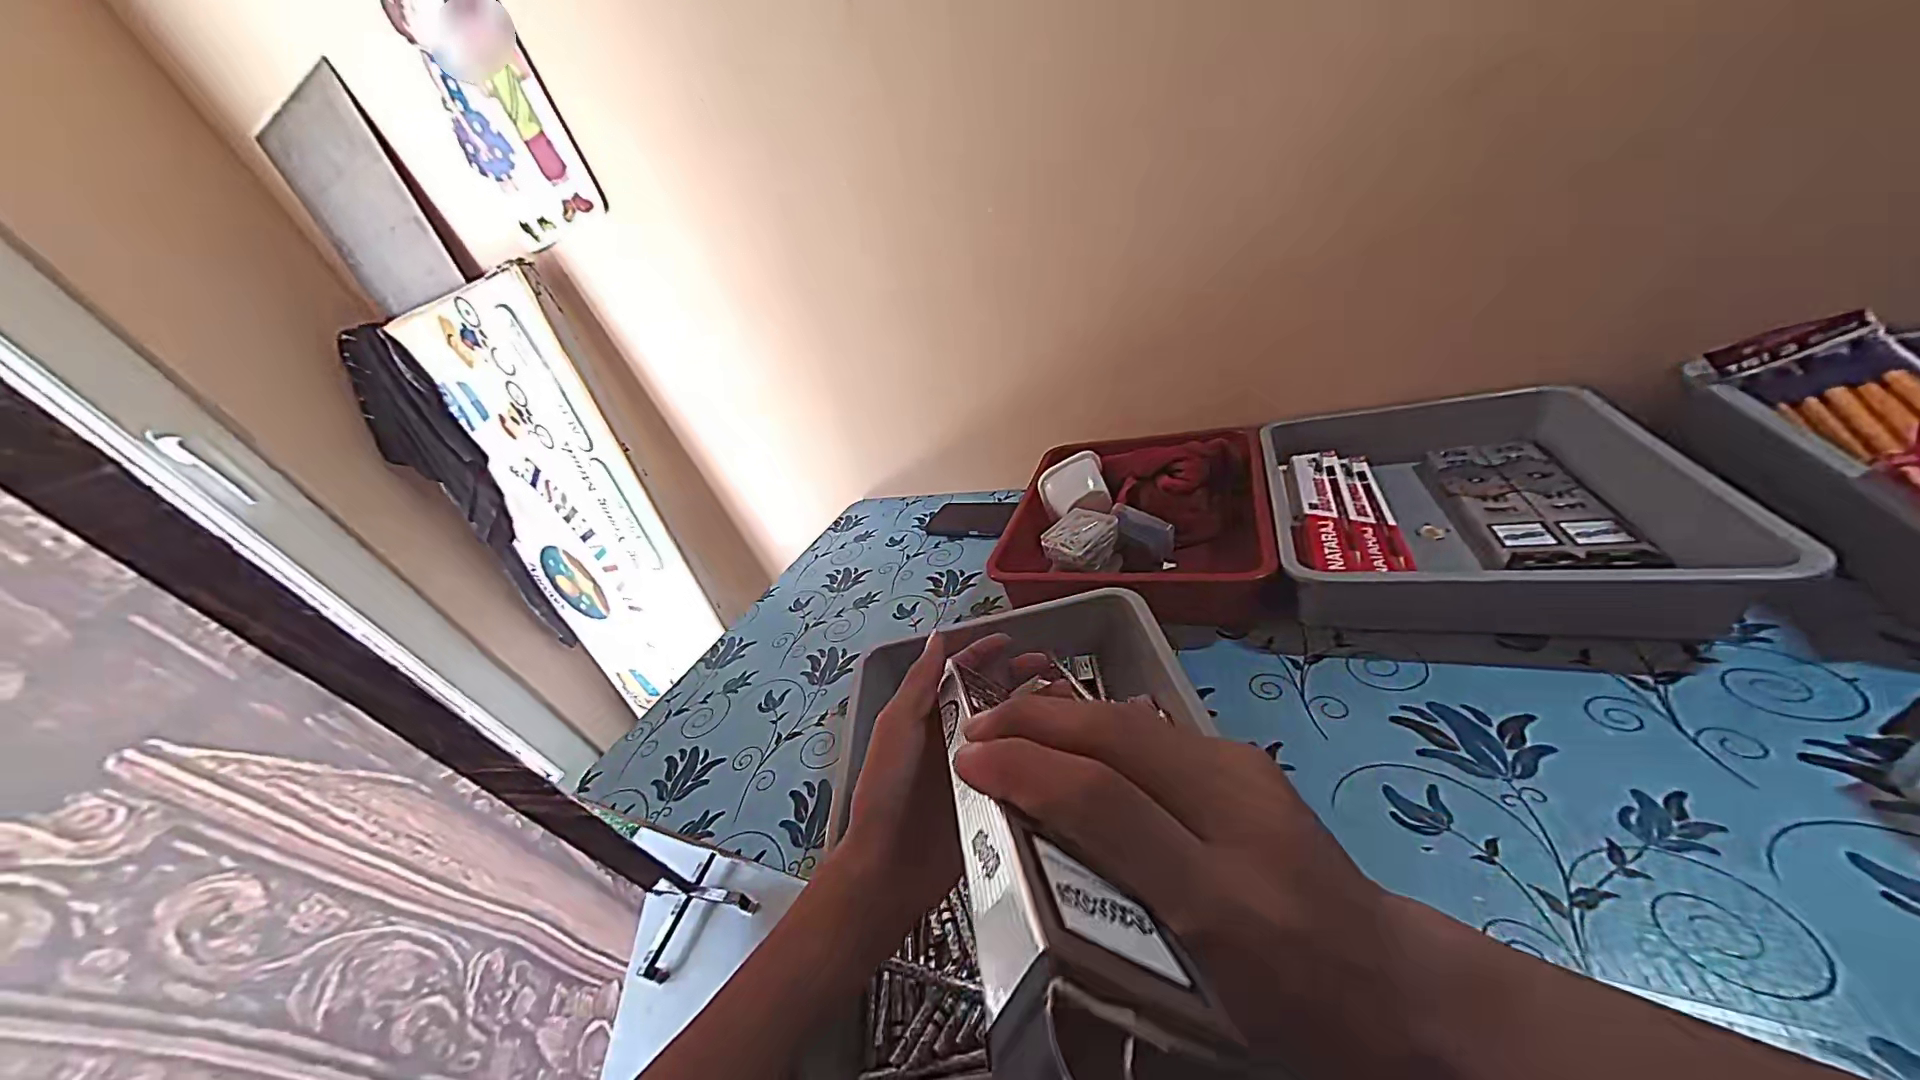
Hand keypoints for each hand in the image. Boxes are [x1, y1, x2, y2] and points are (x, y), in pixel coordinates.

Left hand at [838, 631, 1052, 933]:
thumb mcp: (896, 728)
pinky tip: (1061, 742)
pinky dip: (1039, 747)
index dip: (983, 651)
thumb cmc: (886, 791)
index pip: (960, 671)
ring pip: (1010, 725)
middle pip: (991, 693)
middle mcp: (956, 734)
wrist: (890, 867)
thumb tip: (936, 638)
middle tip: (1048, 667)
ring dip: (1034, 708)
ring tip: (1063, 698)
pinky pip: (1019, 762)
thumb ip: (918, 684)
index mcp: (930, 714)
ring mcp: (977, 764)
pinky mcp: (993, 792)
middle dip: (1017, 674)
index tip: (1011, 640)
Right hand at [952, 693, 1392, 1066]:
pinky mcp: (1245, 758)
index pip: (1103, 799)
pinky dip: (1097, 722)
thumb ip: (1111, 908)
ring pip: (1132, 721)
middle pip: (1116, 736)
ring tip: (1011, 720)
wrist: (1393, 979)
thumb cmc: (1287, 1005)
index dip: (1025, 768)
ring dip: (1060, 712)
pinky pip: (1154, 730)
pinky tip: (1071, 730)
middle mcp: (1238, 811)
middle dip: (1034, 719)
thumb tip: (1036, 837)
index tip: (968, 760)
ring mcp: (1246, 770)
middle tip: (978, 726)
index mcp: (1222, 894)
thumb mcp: (1193, 990)